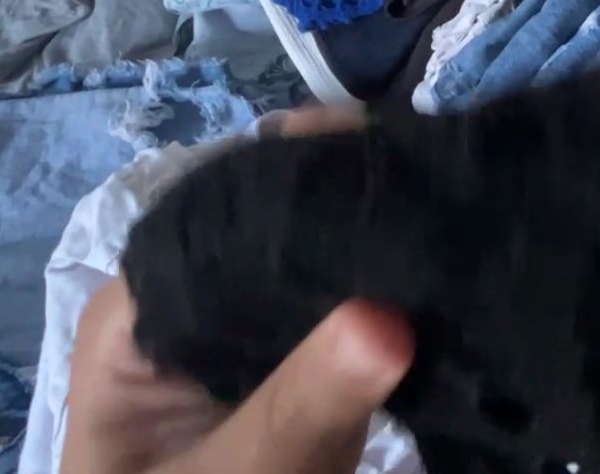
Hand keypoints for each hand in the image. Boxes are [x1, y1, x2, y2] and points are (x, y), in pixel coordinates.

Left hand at [62, 105, 413, 473]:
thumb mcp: (241, 472)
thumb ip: (301, 403)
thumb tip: (388, 321)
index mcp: (146, 303)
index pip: (232, 204)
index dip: (311, 172)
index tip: (392, 157)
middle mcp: (199, 289)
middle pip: (284, 214)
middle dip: (356, 190)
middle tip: (438, 169)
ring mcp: (256, 312)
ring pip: (325, 245)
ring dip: (382, 228)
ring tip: (452, 193)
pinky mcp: (305, 336)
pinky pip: (353, 284)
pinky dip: (395, 269)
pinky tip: (446, 243)